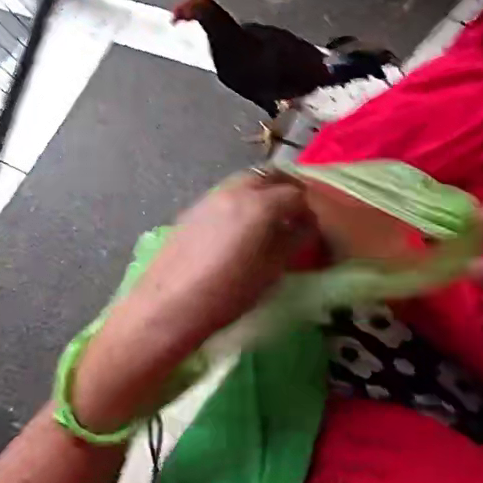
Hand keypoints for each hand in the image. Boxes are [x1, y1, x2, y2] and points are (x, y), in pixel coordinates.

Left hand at [70, 170, 318, 428]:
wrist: (167, 307)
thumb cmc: (226, 295)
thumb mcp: (270, 272)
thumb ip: (292, 242)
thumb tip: (305, 226)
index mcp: (259, 204)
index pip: (297, 194)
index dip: (310, 210)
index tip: (315, 228)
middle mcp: (234, 191)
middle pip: (270, 175)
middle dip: (287, 189)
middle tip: (296, 214)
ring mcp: (209, 197)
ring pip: (246, 181)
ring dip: (263, 193)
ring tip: (270, 222)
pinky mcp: (191, 210)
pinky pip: (226, 195)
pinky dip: (241, 201)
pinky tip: (240, 229)